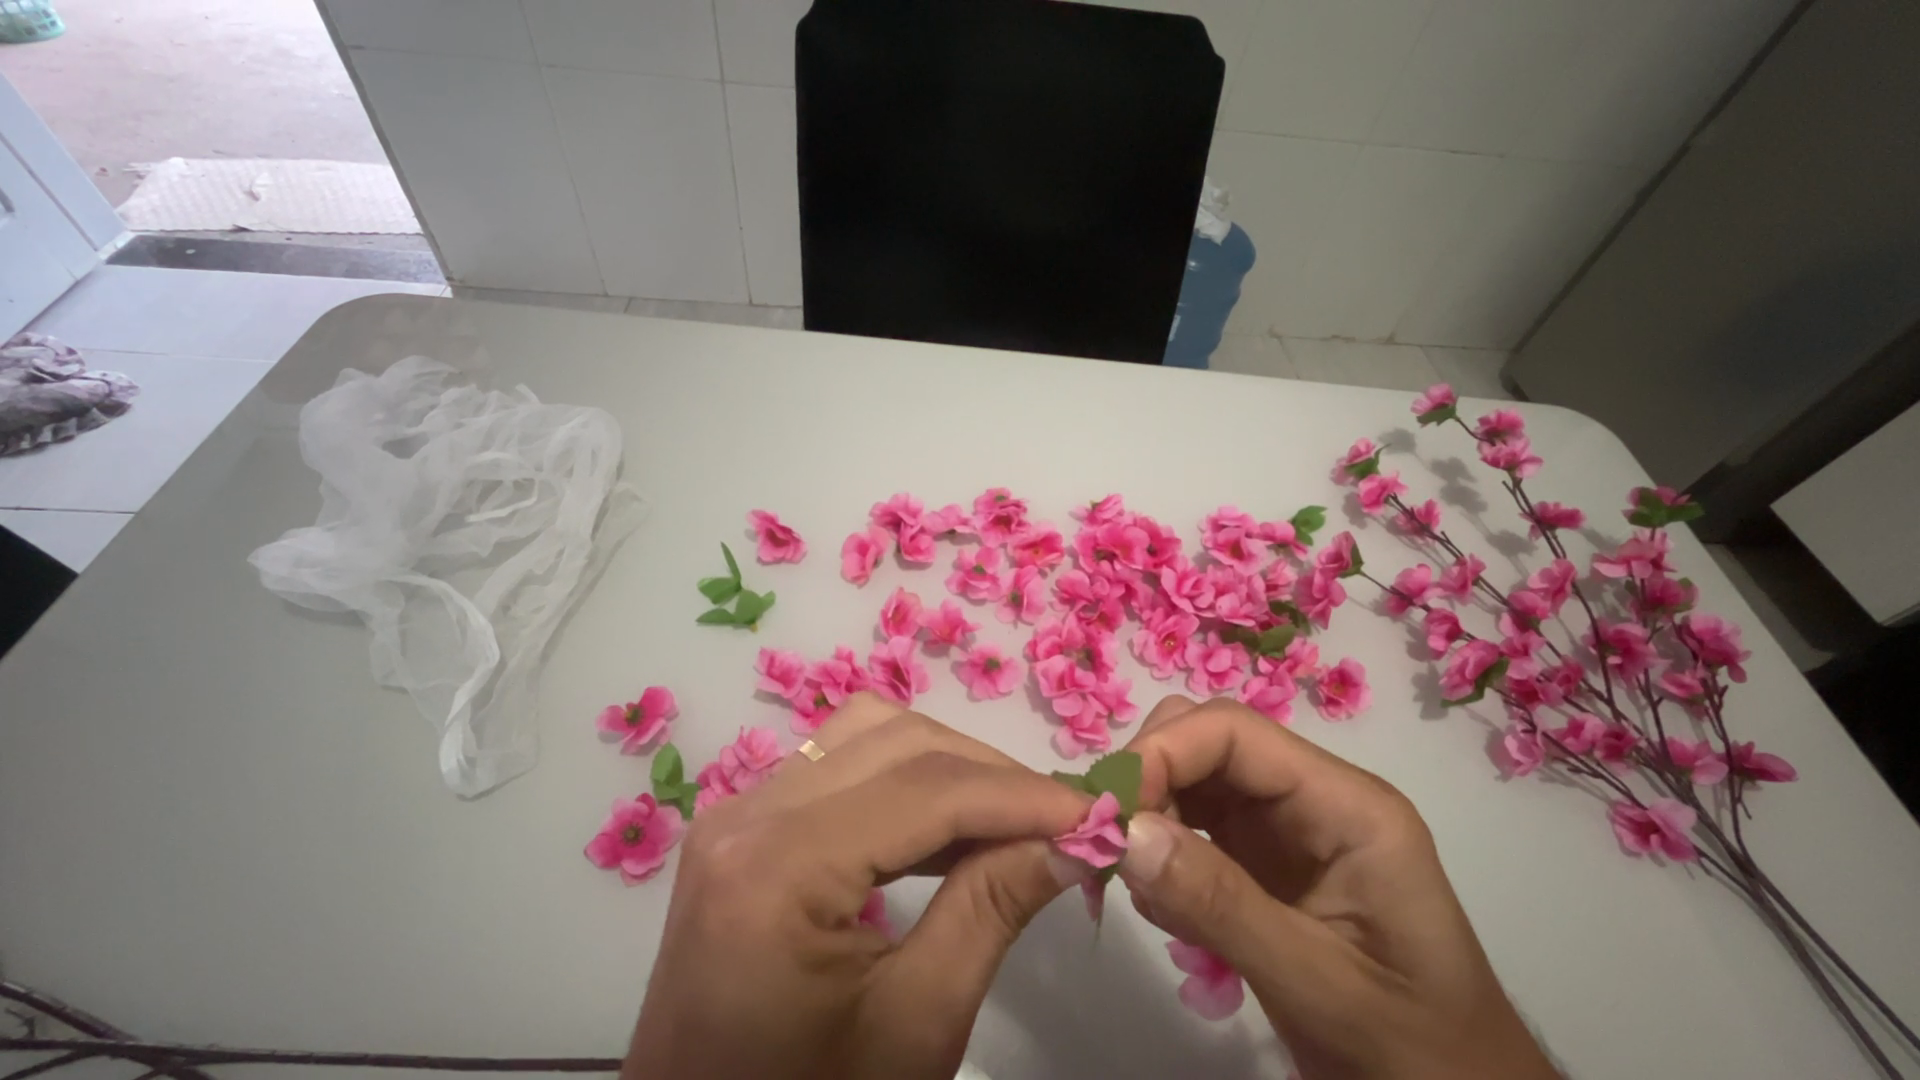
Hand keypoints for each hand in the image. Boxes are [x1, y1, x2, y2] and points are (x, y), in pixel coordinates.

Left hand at [622, 692, 1089, 1079]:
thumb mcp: (917, 1022)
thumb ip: (992, 909)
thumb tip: (1073, 837)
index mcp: (777, 868)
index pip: (926, 790)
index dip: (1023, 795)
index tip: (1100, 812)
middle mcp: (747, 814)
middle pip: (898, 741)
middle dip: (992, 773)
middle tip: (1063, 821)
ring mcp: (738, 811)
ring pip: (869, 734)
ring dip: (950, 765)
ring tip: (1013, 821)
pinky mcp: (744, 823)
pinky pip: (840, 763)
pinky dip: (906, 779)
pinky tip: (950, 826)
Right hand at [1117, 695, 1561, 1079]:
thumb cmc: (1411, 1047)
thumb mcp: (1319, 985)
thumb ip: (1221, 906)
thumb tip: (1123, 832)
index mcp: (1347, 805)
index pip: (1235, 732)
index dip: (1161, 752)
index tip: (1105, 811)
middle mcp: (1312, 799)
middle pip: (1208, 741)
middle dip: (1148, 776)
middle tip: (1104, 839)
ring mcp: (1285, 830)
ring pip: (1193, 780)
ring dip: (1146, 813)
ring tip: (1120, 872)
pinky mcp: (1261, 863)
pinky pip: (1192, 827)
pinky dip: (1158, 851)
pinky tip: (1158, 900)